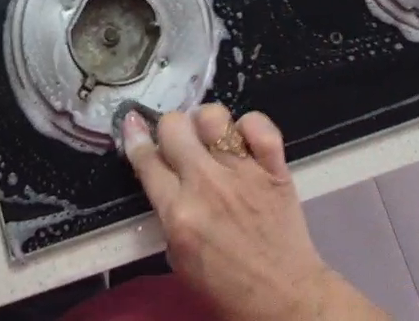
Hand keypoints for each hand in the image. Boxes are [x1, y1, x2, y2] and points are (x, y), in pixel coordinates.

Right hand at [121, 105, 388, 320]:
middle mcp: (206, 185)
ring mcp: (242, 173)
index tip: (133, 123)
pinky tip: (246, 140)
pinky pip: (258, 125)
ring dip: (208, 124)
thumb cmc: (228, 286)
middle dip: (170, 129)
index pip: (146, 159)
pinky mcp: (274, 168)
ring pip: (213, 117)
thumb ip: (166, 214)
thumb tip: (158, 173)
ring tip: (212, 139)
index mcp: (178, 212)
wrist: (285, 301)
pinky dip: (251, 126)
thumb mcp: (179, 259)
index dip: (135, 137)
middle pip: (174, 125)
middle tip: (180, 143)